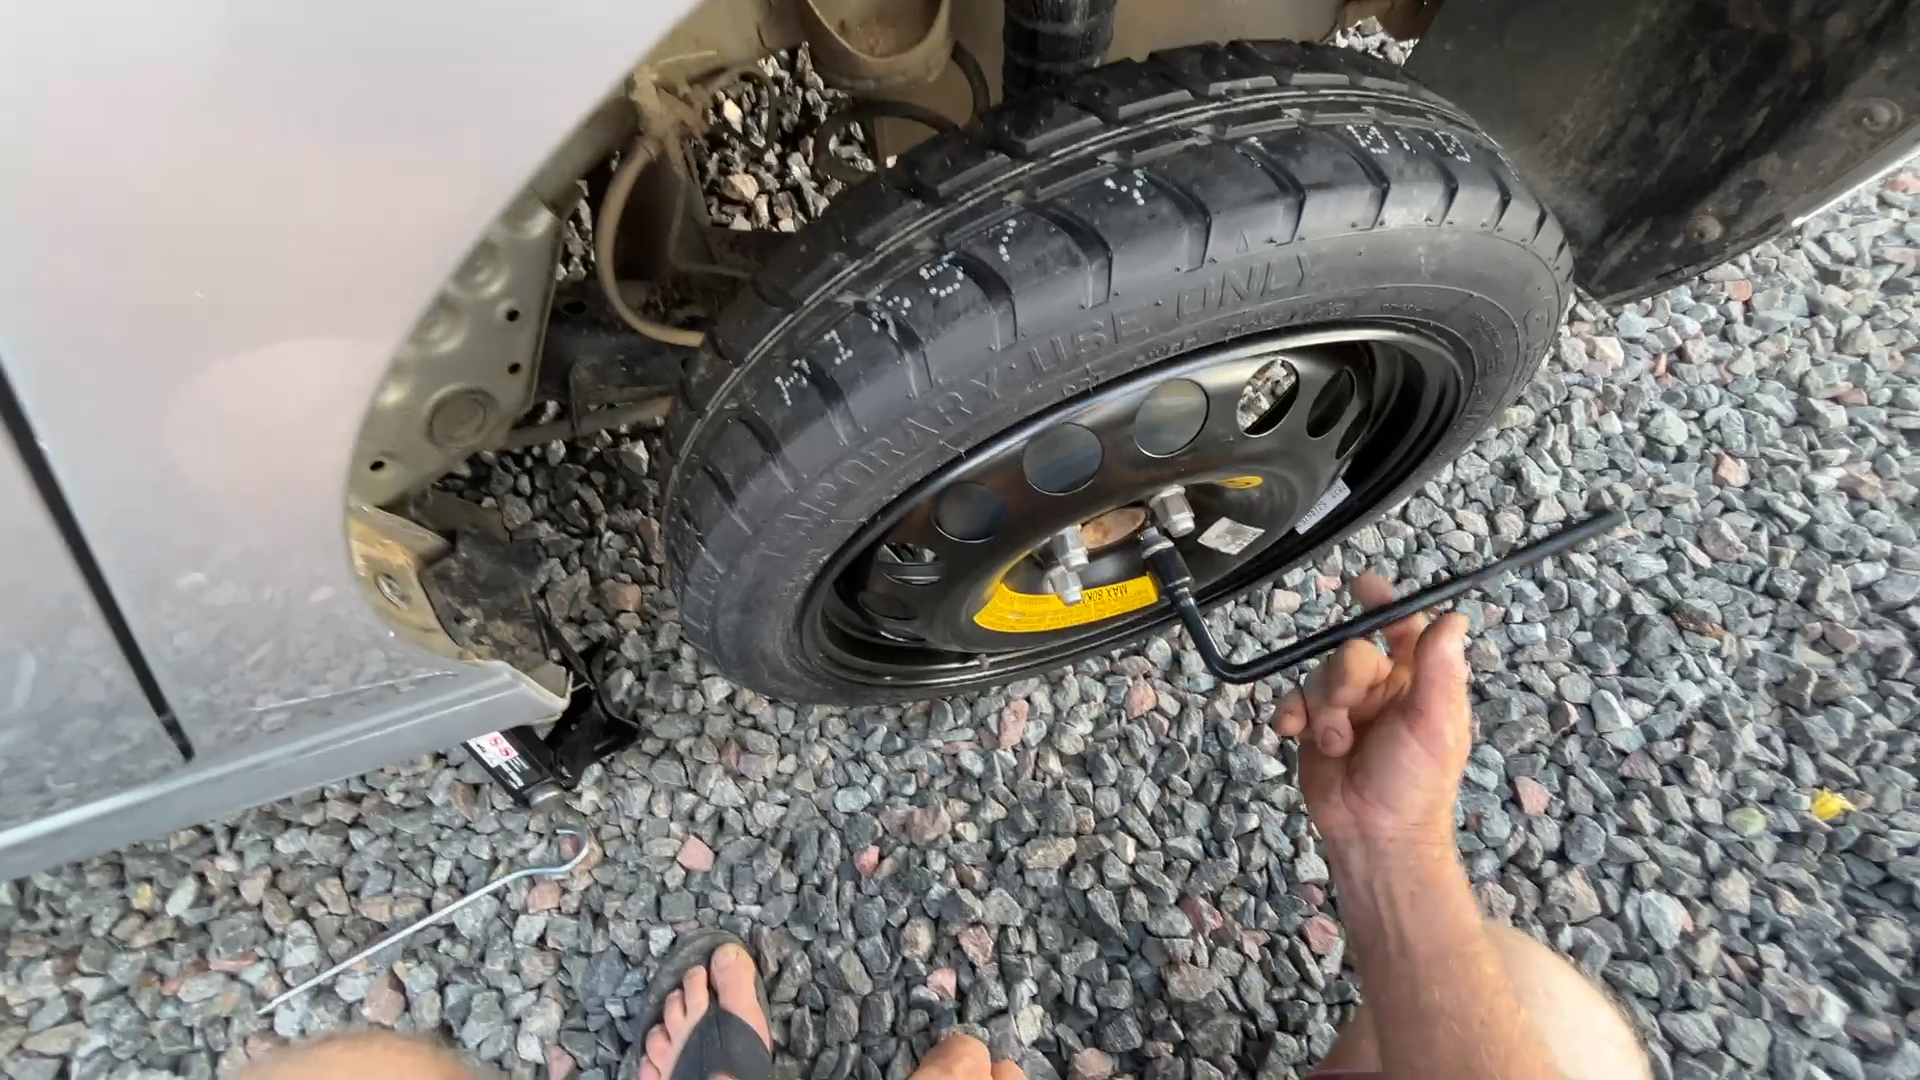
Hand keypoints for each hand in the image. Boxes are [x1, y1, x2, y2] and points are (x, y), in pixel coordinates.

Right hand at [1276, 573, 1472, 858]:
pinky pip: (1290, 698)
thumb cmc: (1414, 785)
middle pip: (1349, 651)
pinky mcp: (1311, 725)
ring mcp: (1343, 706)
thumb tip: (1454, 619)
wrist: (1372, 834)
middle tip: (1351, 710)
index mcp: (1418, 683)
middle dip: (1343, 679)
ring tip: (1336, 744)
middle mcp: (1380, 689)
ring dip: (1321, 709)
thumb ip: (1441, 672)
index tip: (1363, 587)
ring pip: (1316, 675)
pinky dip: (1288, 712)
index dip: (1385, 606)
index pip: (1403, 629)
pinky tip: (1292, 731)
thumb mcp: (1436, 727)